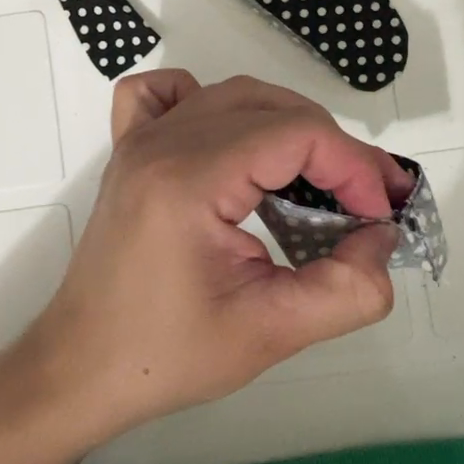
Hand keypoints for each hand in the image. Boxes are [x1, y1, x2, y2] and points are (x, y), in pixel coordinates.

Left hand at [19, 72, 413, 438]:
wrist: (82, 367)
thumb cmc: (167, 355)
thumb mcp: (271, 333)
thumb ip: (347, 289)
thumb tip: (381, 238)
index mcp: (188, 179)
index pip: (296, 134)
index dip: (354, 167)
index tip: (381, 216)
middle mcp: (160, 144)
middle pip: (271, 107)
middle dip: (332, 149)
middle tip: (366, 203)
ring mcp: (138, 143)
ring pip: (232, 96)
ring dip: (286, 127)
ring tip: (320, 182)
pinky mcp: (129, 155)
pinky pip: (167, 97)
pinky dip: (210, 105)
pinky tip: (232, 146)